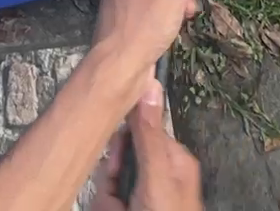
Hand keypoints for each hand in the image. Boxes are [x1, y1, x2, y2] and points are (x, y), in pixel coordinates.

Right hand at [89, 79, 202, 210]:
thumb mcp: (157, 178)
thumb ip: (147, 133)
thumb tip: (148, 82)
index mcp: (173, 159)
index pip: (137, 131)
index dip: (121, 146)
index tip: (116, 164)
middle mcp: (159, 174)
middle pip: (119, 158)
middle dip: (111, 181)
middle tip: (119, 203)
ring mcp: (144, 195)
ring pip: (109, 183)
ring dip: (106, 200)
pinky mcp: (129, 207)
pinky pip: (106, 201)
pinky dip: (106, 207)